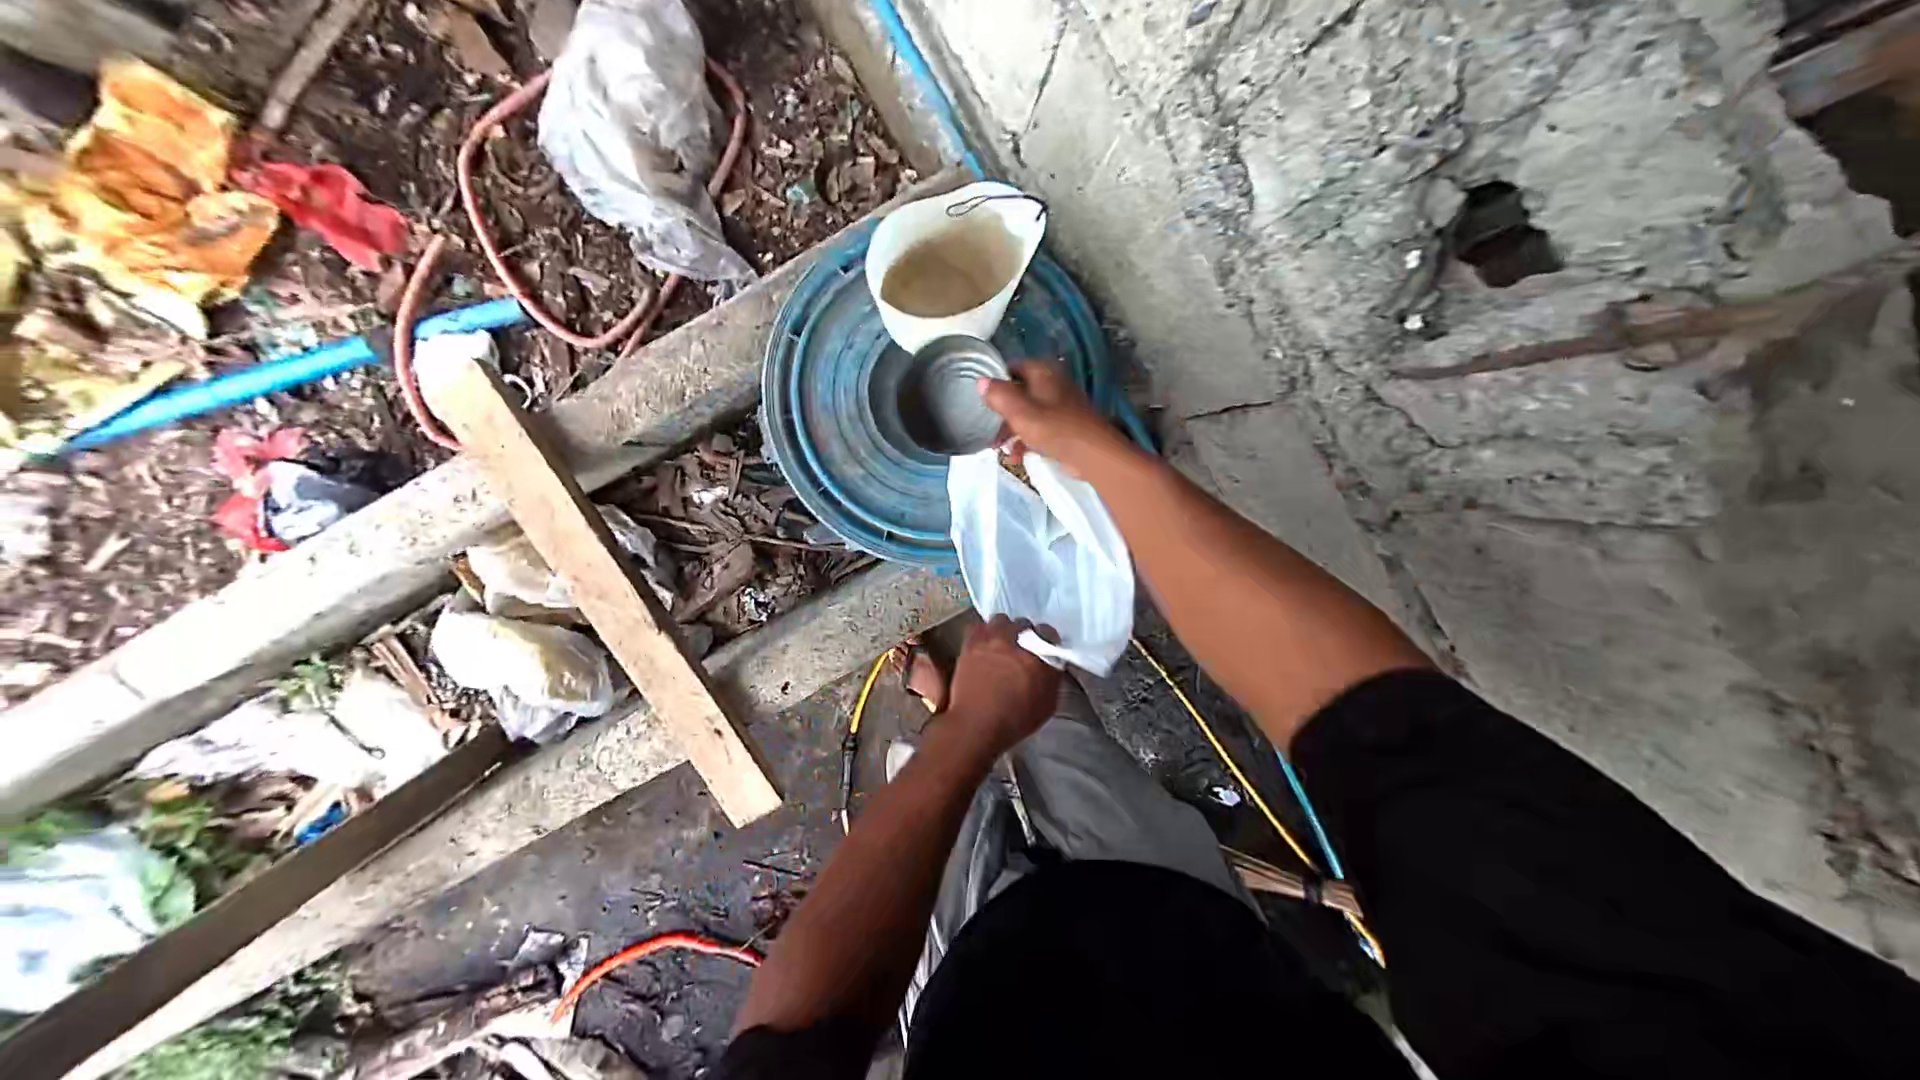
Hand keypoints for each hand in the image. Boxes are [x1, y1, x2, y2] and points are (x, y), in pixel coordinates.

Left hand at [943, 615, 1062, 754]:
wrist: (976, 724)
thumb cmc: (1015, 720)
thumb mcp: (1047, 704)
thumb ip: (1052, 678)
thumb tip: (1051, 664)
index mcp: (1039, 656)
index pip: (1048, 632)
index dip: (1047, 639)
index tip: (1045, 648)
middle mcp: (1017, 642)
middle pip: (1024, 624)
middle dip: (1025, 633)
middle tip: (1022, 647)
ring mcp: (991, 640)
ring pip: (1001, 620)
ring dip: (1003, 628)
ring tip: (1001, 643)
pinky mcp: (971, 644)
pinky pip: (978, 627)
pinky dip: (983, 633)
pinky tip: (983, 645)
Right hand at [978, 361, 1131, 475]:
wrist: (1092, 453)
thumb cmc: (1053, 428)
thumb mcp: (1019, 411)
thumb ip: (999, 395)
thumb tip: (981, 381)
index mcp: (1043, 372)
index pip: (1012, 367)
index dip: (996, 381)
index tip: (982, 399)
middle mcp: (1053, 384)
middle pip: (1019, 393)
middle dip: (1002, 414)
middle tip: (988, 431)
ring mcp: (1060, 405)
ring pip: (1028, 413)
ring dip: (1012, 431)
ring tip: (1000, 449)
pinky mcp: (1065, 426)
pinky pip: (1040, 429)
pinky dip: (1027, 440)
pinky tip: (1018, 457)